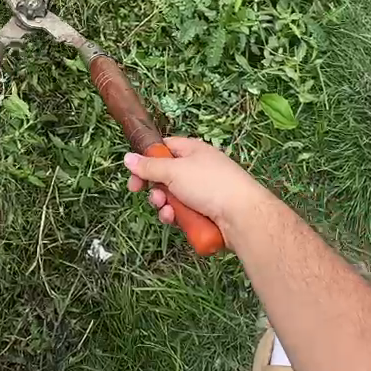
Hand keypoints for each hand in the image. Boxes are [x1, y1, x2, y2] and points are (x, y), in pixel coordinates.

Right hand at [123, 137, 272, 231]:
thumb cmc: (209, 185)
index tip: (134, 177)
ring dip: (165, 206)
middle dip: (156, 189)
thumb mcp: (173, 171)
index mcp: (192, 150)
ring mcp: (203, 191)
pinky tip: (177, 221)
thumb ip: (148, 166)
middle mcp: (197, 168)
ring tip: (168, 212)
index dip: (146, 161)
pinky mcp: (207, 211)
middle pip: (165, 176)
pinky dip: (178, 217)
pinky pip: (184, 212)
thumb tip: (128, 158)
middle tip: (154, 198)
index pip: (163, 149)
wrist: (242, 215)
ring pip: (173, 197)